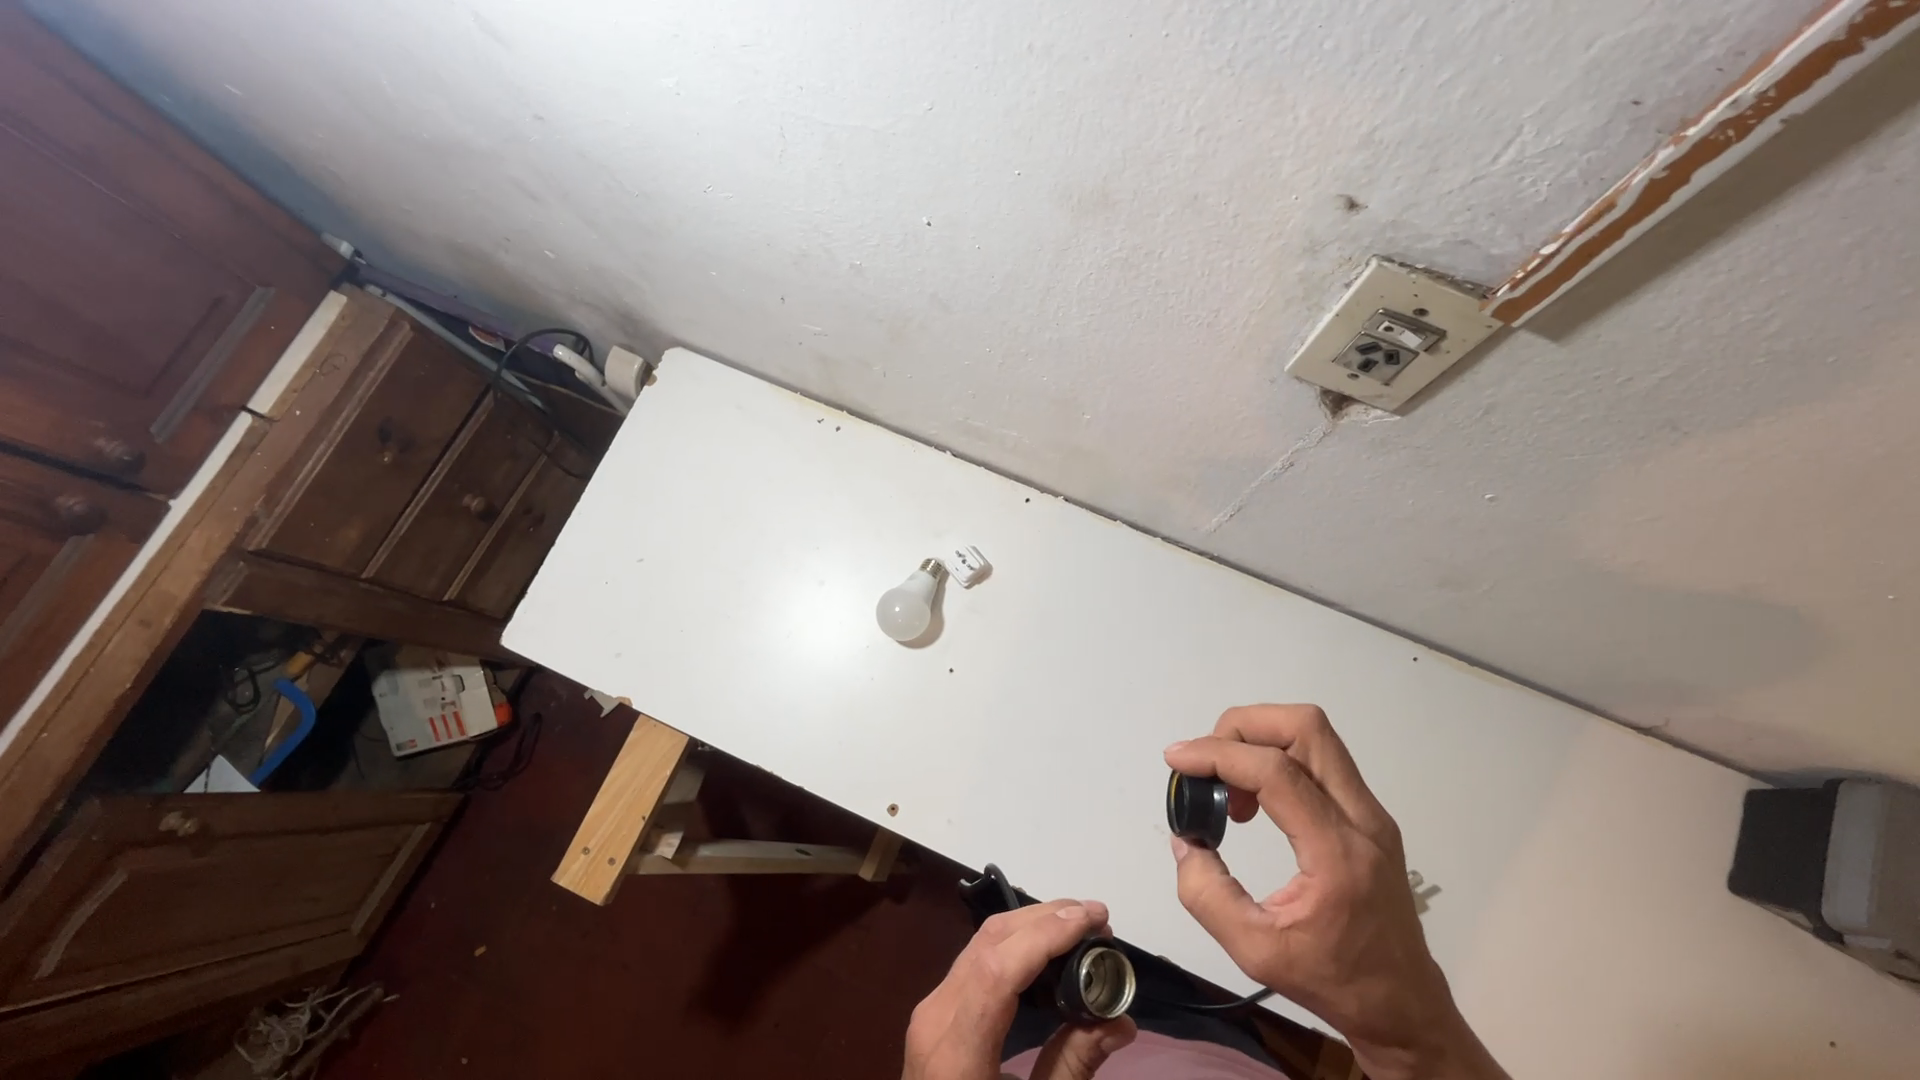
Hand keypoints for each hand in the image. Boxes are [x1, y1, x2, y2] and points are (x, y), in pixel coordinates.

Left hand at [903, 898, 1136, 1079]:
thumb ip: (1073, 1067)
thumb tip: (1120, 1022)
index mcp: (954, 1051)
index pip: (997, 970)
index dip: (1046, 936)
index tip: (1093, 920)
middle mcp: (935, 1015)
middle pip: (990, 943)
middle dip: (1047, 919)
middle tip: (1099, 919)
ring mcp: (930, 1009)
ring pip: (981, 943)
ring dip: (1032, 925)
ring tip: (1081, 927)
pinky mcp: (935, 1011)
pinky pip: (976, 960)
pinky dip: (1015, 945)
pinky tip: (1047, 951)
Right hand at [1164, 705, 1506, 1079]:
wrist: (1403, 1005)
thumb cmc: (1332, 981)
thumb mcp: (1254, 951)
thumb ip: (1207, 894)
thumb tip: (1185, 839)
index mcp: (1338, 853)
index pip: (1276, 771)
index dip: (1218, 754)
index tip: (1177, 761)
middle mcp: (1362, 819)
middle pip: (1305, 727)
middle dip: (1242, 727)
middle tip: (1207, 764)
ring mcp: (1371, 812)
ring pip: (1314, 734)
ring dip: (1258, 739)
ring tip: (1228, 786)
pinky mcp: (1368, 815)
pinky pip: (1318, 758)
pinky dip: (1275, 757)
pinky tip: (1253, 799)